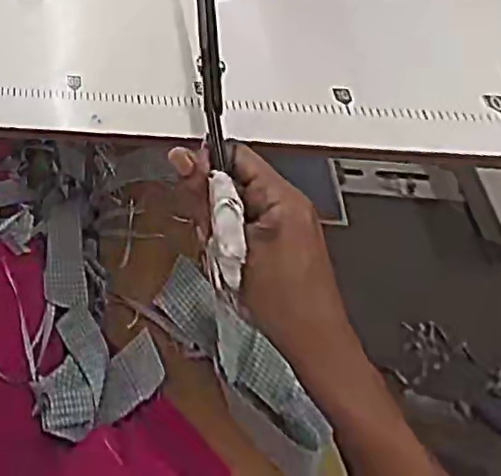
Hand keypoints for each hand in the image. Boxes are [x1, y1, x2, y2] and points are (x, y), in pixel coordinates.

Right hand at [169, 142, 354, 358]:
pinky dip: (233, 237)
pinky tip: (235, 260)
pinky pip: (248, 221)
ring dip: (221, 224)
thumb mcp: (230, 244)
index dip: (207, 165)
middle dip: (213, 203)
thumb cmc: (284, 304)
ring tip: (226, 252)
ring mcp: (290, 221)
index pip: (235, 154)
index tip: (190, 182)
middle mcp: (290, 203)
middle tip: (213, 232)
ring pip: (237, 202)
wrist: (315, 346)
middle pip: (234, 179)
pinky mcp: (286, 238)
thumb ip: (205, 198)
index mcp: (283, 196)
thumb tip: (185, 160)